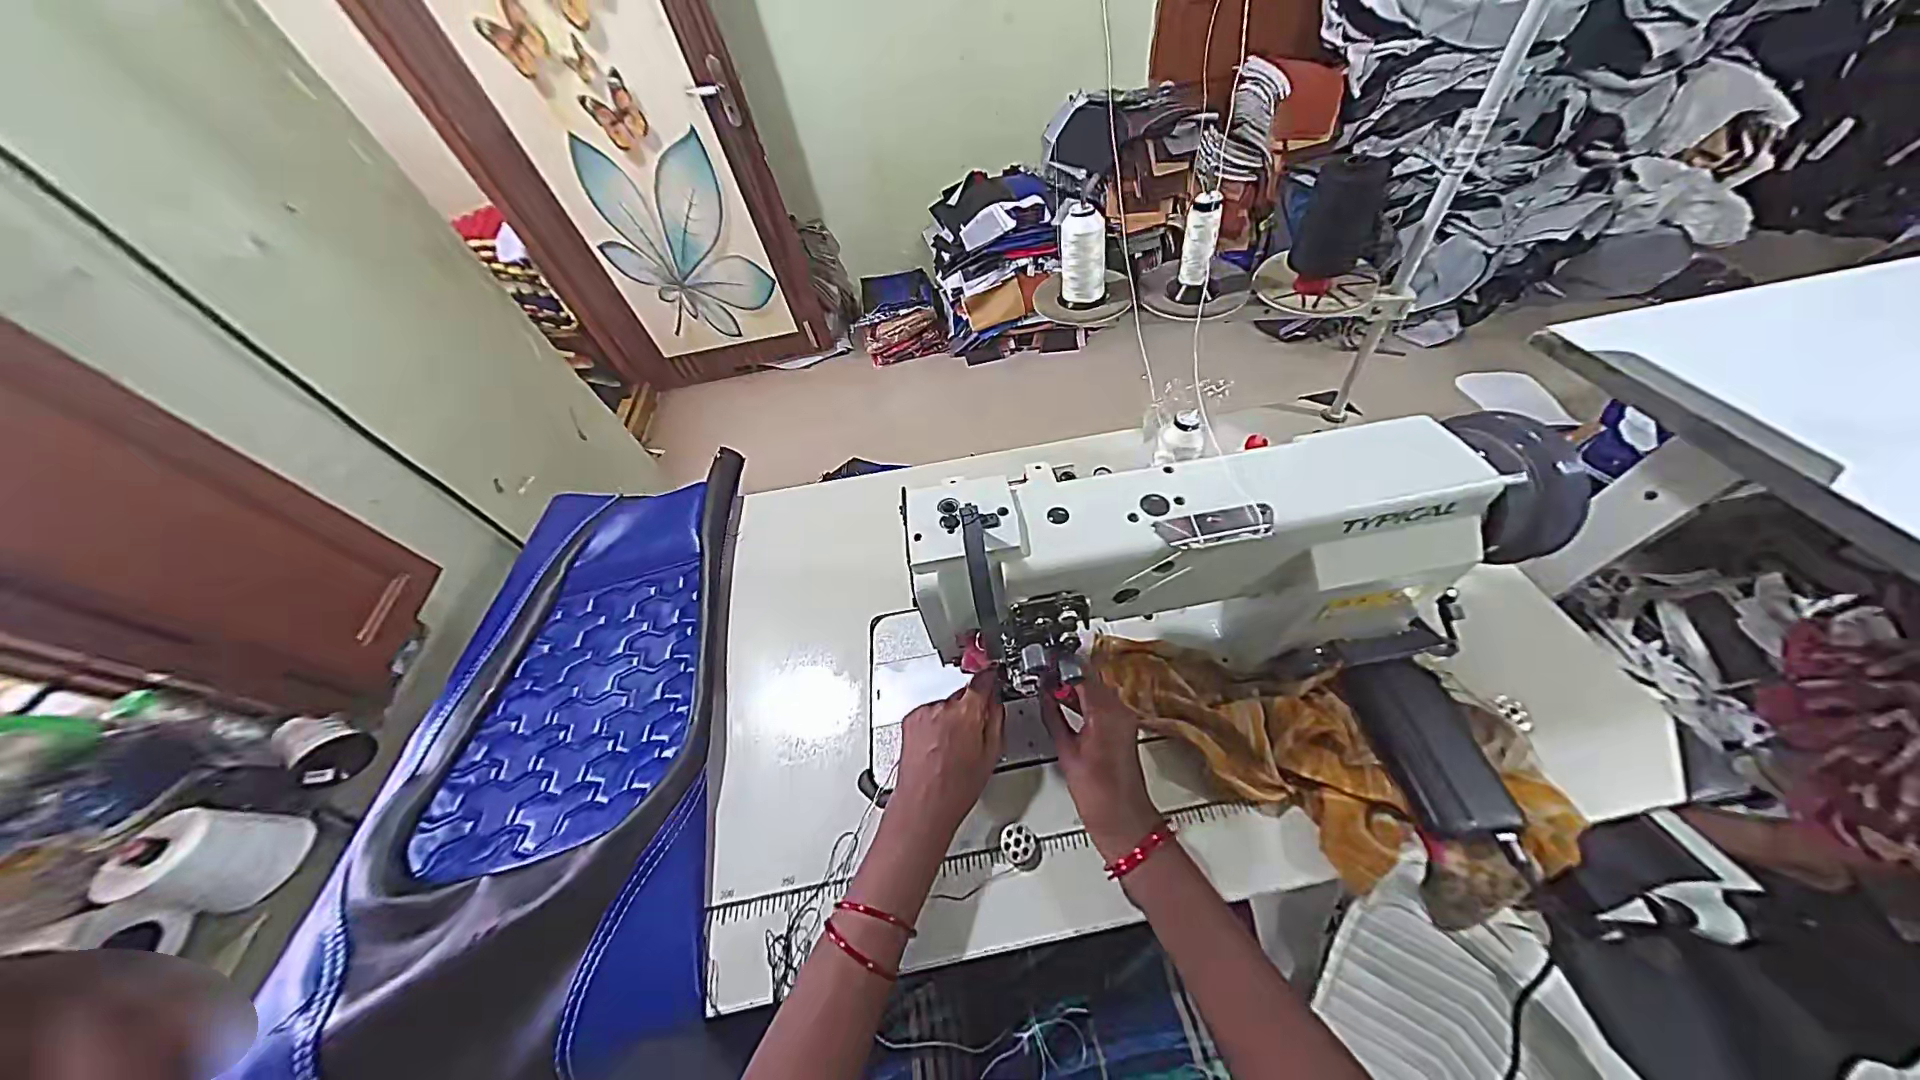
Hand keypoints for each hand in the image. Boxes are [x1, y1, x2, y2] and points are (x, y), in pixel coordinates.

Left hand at [888, 670, 1004, 842]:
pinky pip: (929, 713)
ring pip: (944, 704)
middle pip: (962, 693)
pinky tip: (938, 746)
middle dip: (969, 707)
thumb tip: (996, 703)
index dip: (990, 677)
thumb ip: (996, 719)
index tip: (992, 674)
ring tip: (952, 745)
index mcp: (966, 713)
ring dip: (950, 716)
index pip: (982, 680)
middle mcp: (942, 708)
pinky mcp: (910, 719)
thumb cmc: (955, 788)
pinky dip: (934, 723)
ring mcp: (924, 713)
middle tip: (973, 731)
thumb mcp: (991, 754)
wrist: (923, 803)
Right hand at [1040, 664, 1162, 860]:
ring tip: (1053, 687)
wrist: (1122, 818)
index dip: (1061, 667)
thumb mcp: (1066, 751)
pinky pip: (1103, 704)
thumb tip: (1045, 698)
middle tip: (1046, 673)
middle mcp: (1120, 712)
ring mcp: (1124, 720)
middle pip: (1091, 679)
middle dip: (1068, 674)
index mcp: (1106, 713)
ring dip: (1076, 686)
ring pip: (1097, 690)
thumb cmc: (1100, 795)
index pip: (1082, 675)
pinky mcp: (1123, 729)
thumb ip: (1053, 717)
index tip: (1047, 664)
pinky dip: (1085, 700)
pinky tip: (1068, 704)